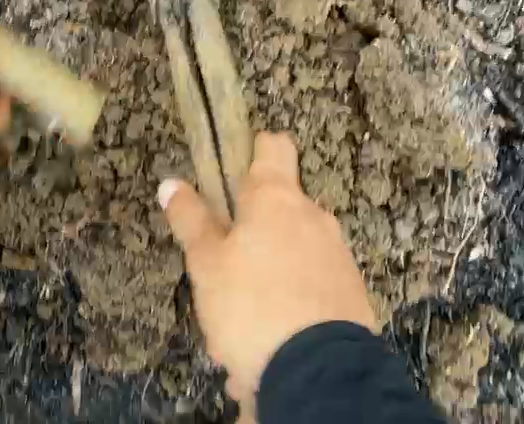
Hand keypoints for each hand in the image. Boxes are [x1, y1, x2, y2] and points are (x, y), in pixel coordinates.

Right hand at [160, 132, 377, 399]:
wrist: (323, 377)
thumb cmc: (253, 306)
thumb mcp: (206, 265)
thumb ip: (190, 220)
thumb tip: (170, 182)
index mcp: (275, 198)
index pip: (273, 146)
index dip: (253, 149)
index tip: (234, 168)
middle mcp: (313, 216)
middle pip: (281, 205)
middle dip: (254, 229)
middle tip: (225, 264)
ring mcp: (338, 255)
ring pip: (295, 250)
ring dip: (270, 271)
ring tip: (243, 317)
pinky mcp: (353, 296)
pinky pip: (313, 287)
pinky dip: (292, 302)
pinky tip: (270, 338)